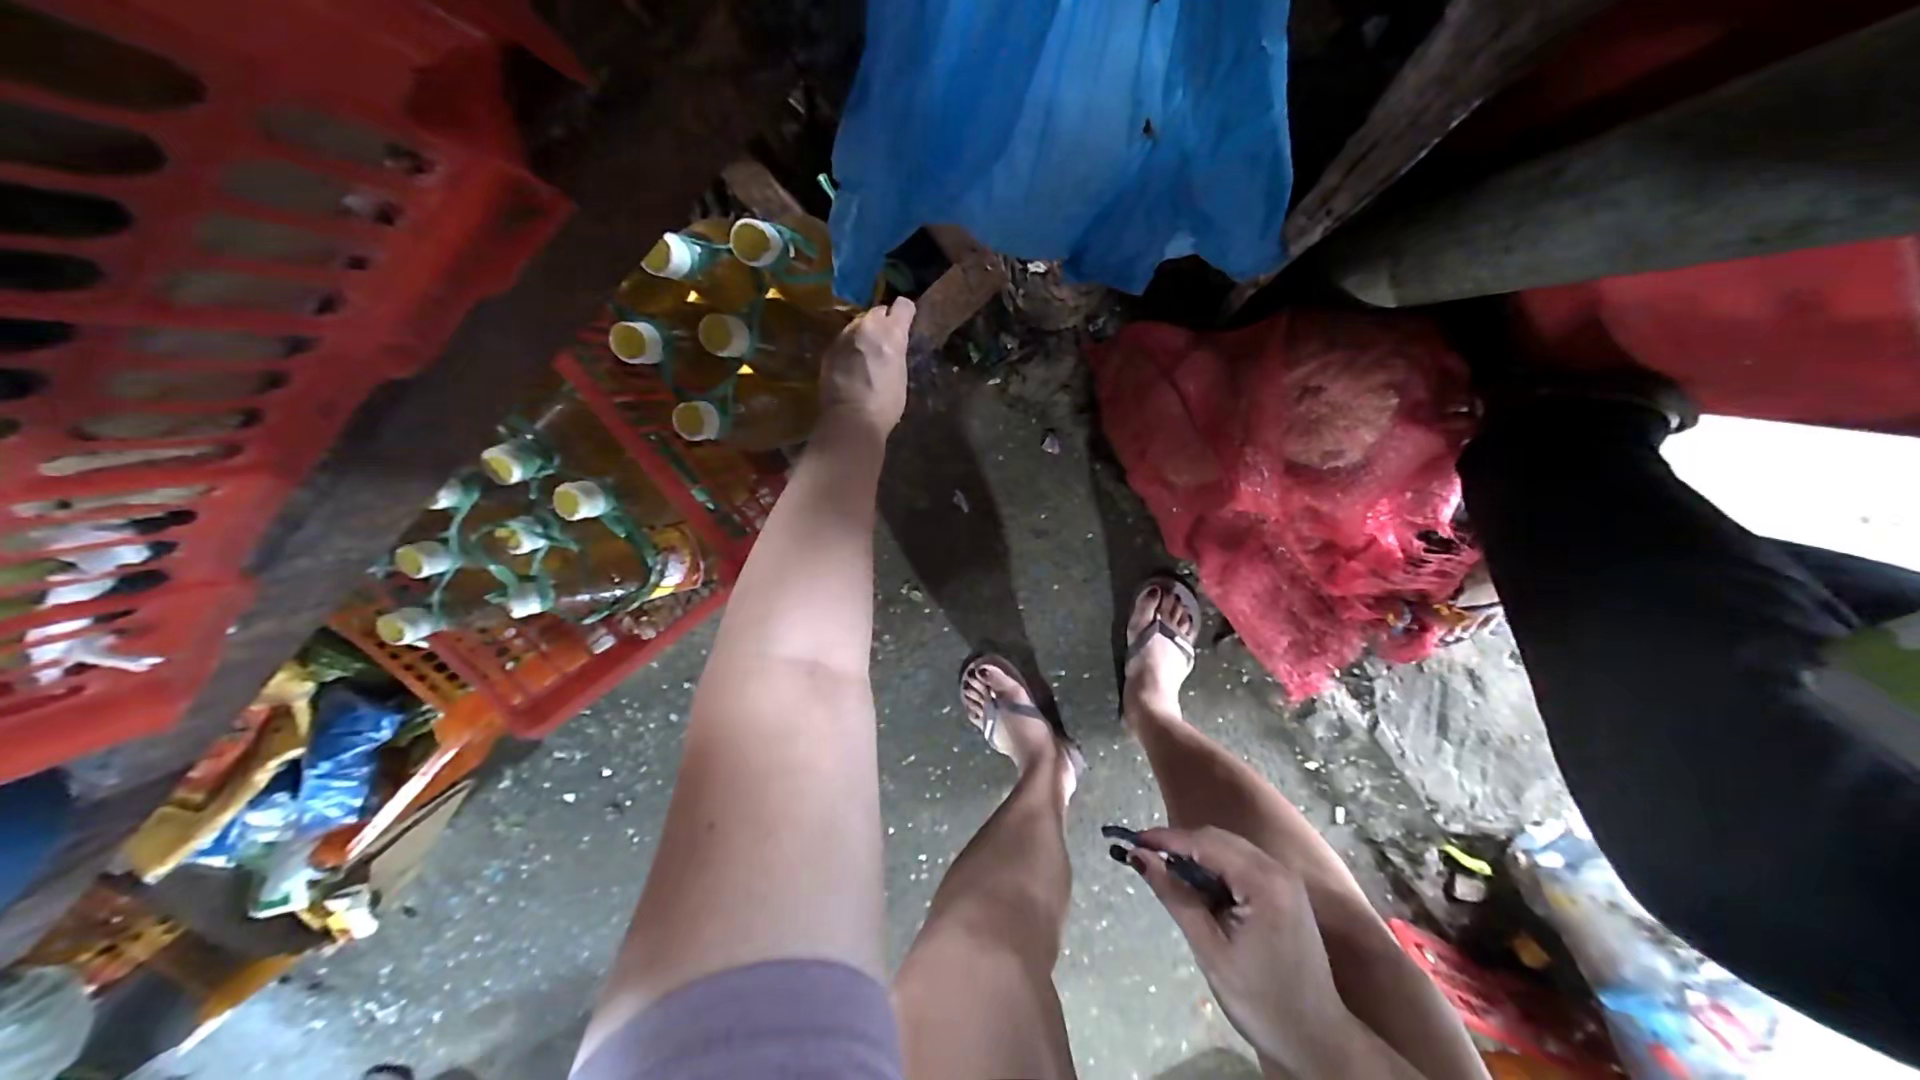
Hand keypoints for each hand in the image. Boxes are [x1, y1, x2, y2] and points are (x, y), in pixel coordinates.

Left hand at [819, 297, 914, 434]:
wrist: (851, 420)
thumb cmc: (885, 405)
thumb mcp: (901, 374)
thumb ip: (896, 352)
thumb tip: (891, 347)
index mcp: (892, 333)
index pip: (903, 306)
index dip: (905, 313)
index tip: (905, 322)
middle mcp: (867, 327)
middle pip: (877, 312)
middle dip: (882, 323)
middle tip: (883, 342)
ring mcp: (845, 336)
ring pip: (857, 325)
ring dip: (863, 335)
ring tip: (864, 354)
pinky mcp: (829, 349)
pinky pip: (843, 340)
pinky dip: (848, 348)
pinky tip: (849, 366)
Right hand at [1128, 827, 1383, 1077]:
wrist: (1317, 1042)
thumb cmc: (1261, 1001)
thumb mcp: (1210, 949)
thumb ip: (1175, 896)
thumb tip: (1139, 856)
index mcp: (1265, 882)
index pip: (1205, 842)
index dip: (1166, 838)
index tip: (1131, 840)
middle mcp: (1279, 871)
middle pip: (1218, 839)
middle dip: (1179, 845)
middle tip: (1143, 857)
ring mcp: (1286, 880)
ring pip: (1229, 849)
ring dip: (1196, 856)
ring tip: (1164, 873)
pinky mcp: (1286, 892)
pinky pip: (1242, 865)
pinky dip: (1215, 869)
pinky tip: (1197, 887)